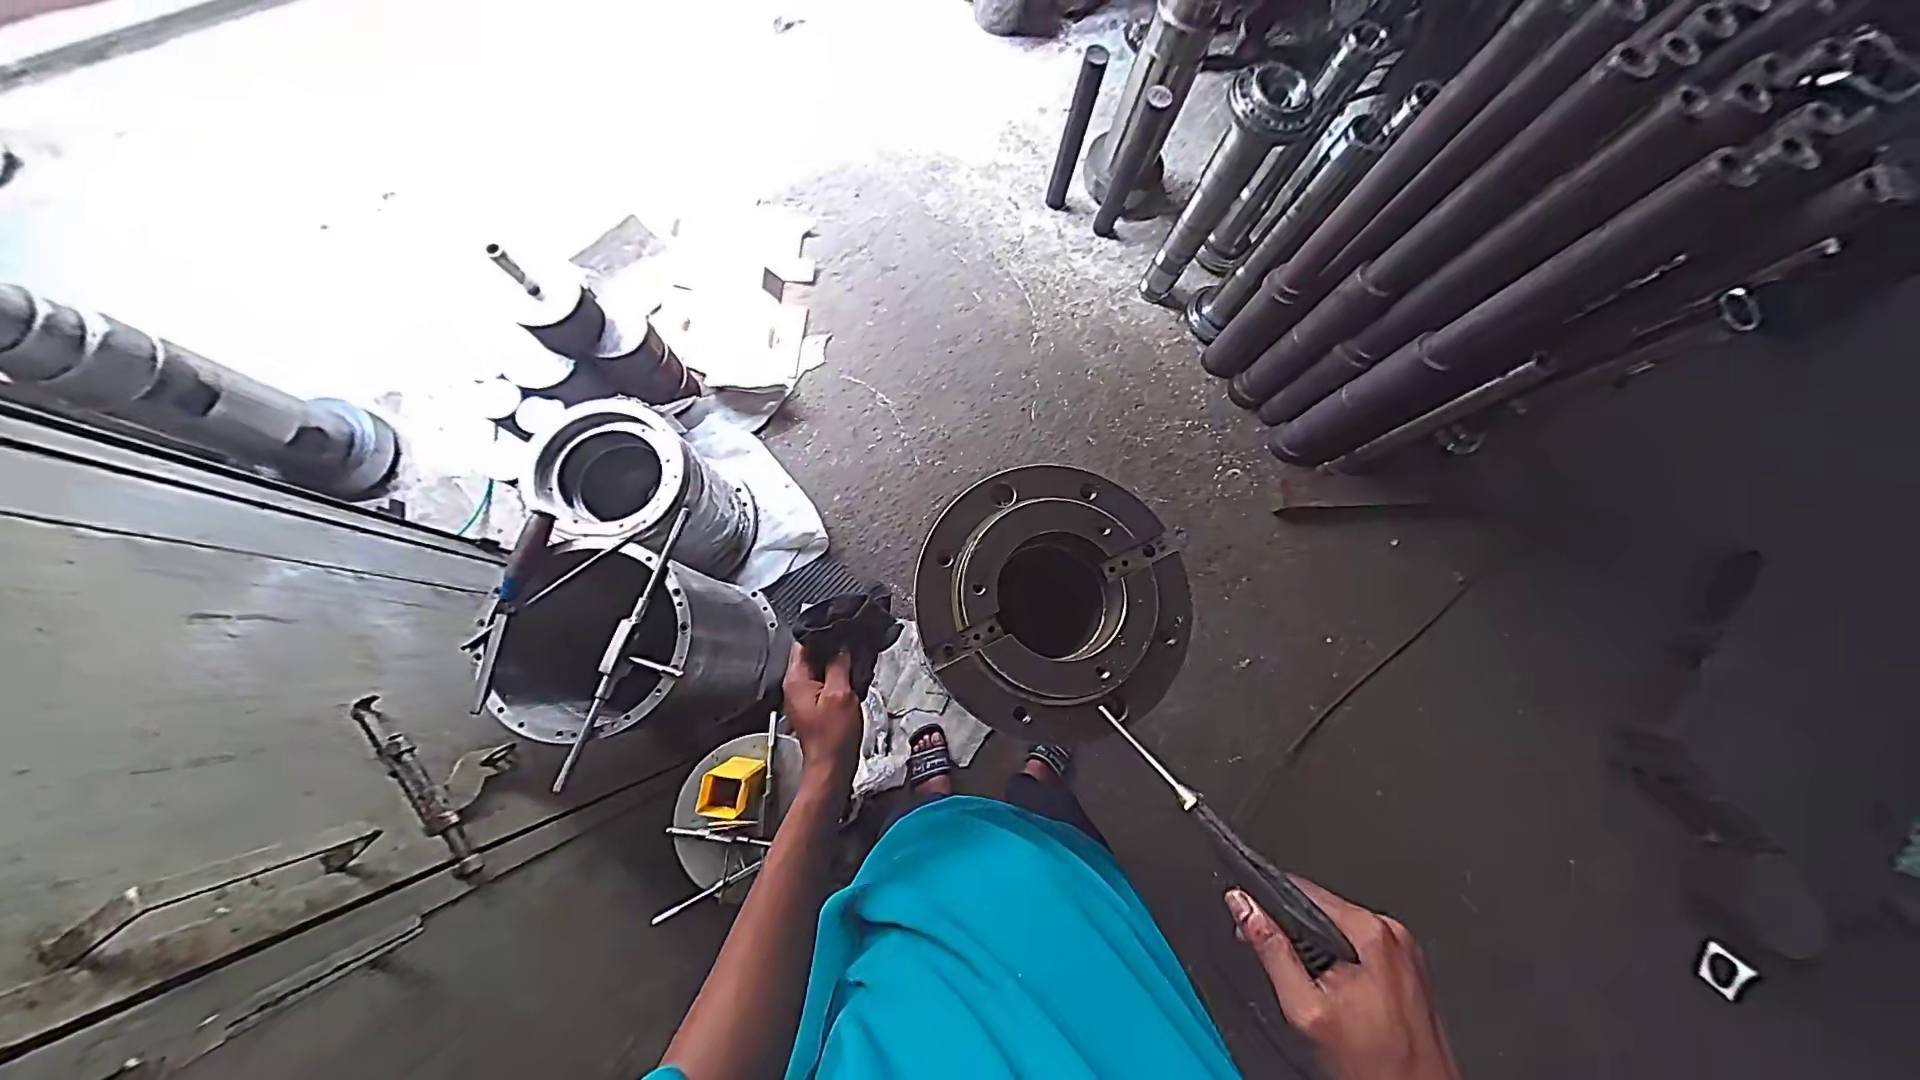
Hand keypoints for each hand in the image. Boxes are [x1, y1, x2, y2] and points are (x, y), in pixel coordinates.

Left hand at [781, 643, 861, 779]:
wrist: (832, 767)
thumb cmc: (833, 738)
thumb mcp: (840, 694)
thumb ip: (839, 665)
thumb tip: (841, 646)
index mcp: (796, 680)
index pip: (803, 642)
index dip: (822, 631)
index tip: (839, 627)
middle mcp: (796, 687)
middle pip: (812, 653)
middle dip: (832, 646)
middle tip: (852, 641)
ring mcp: (805, 696)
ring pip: (820, 667)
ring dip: (837, 661)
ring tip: (855, 658)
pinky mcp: (815, 705)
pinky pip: (825, 682)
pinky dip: (838, 676)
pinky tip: (852, 676)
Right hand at [1227, 878, 1460, 1079]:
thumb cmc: (1378, 1068)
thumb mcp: (1306, 1008)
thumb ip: (1270, 949)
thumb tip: (1242, 905)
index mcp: (1370, 931)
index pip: (1300, 889)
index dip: (1268, 907)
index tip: (1254, 927)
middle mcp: (1392, 933)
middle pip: (1319, 911)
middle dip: (1294, 935)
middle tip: (1290, 977)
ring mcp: (1404, 952)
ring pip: (1337, 931)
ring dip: (1318, 952)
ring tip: (1320, 994)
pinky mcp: (1408, 970)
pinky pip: (1359, 950)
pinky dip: (1341, 965)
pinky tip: (1342, 998)